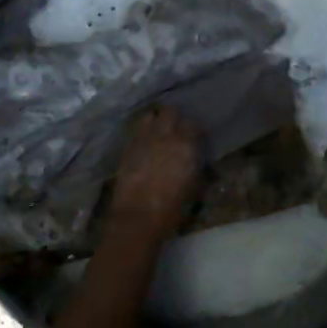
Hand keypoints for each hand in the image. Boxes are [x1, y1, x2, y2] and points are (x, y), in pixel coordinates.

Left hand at [106, 107, 199, 243]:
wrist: (138, 216)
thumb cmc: (172, 208)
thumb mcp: (194, 189)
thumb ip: (197, 169)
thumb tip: (198, 162)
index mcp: (185, 146)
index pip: (193, 124)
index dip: (194, 129)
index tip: (195, 136)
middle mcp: (164, 136)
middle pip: (170, 111)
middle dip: (174, 116)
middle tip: (176, 127)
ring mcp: (143, 139)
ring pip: (150, 116)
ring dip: (155, 120)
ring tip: (158, 130)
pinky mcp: (128, 147)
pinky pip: (136, 130)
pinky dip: (142, 132)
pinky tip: (145, 142)